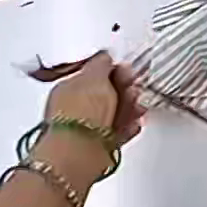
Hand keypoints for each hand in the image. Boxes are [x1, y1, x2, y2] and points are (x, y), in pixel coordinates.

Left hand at [31, 52, 145, 189]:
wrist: (81, 149)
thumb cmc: (82, 112)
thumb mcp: (94, 77)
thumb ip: (101, 64)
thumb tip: (105, 57)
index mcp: (67, 88)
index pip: (94, 74)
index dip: (114, 71)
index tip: (128, 71)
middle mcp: (75, 107)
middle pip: (107, 94)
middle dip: (125, 90)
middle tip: (133, 90)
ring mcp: (87, 127)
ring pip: (115, 112)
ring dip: (130, 107)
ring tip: (138, 108)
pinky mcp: (99, 144)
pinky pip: (119, 130)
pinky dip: (128, 126)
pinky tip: (134, 124)